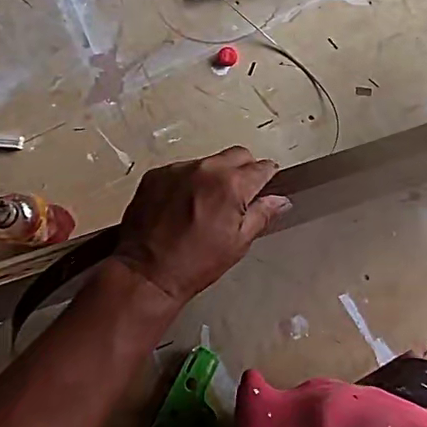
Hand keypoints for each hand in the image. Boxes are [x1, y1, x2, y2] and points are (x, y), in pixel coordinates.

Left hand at [114, 146, 291, 305]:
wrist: (147, 271)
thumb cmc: (193, 263)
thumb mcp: (238, 243)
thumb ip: (261, 215)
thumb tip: (279, 201)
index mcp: (230, 185)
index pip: (261, 167)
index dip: (267, 177)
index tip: (265, 184)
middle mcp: (204, 170)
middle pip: (236, 155)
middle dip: (243, 170)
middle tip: (238, 196)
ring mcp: (177, 170)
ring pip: (207, 162)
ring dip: (212, 177)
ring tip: (205, 206)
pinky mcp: (155, 175)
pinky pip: (180, 170)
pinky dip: (186, 182)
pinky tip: (182, 206)